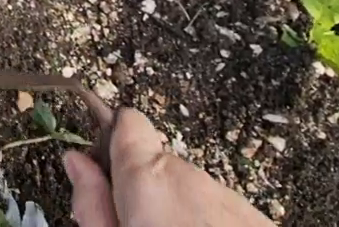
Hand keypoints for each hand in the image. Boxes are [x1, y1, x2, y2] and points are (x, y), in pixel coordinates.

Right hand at [65, 107, 276, 226]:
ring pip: (195, 197)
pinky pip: (226, 218)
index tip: (109, 179)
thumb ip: (91, 205)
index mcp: (148, 177)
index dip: (115, 144)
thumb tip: (77, 161)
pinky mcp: (262, 223)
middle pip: (161, 168)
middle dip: (150, 198)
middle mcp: (192, 177)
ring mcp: (234, 203)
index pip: (128, 122)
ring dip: (184, 220)